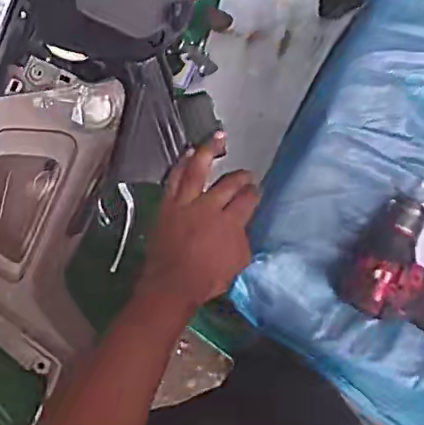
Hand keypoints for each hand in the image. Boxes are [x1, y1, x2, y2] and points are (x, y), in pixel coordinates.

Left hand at [133, 134, 259, 311]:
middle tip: (246, 174)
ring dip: (209, 152)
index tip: (255, 191)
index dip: (254, 193)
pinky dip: (181, 164)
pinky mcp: (167, 204)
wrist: (171, 284)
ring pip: (198, 169)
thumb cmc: (205, 280)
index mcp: (231, 223)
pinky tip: (186, 156)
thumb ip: (240, 239)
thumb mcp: (237, 262)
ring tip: (215, 140)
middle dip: (240, 176)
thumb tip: (239, 228)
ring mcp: (186, 203)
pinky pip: (175, 178)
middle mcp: (209, 207)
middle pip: (228, 183)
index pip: (247, 200)